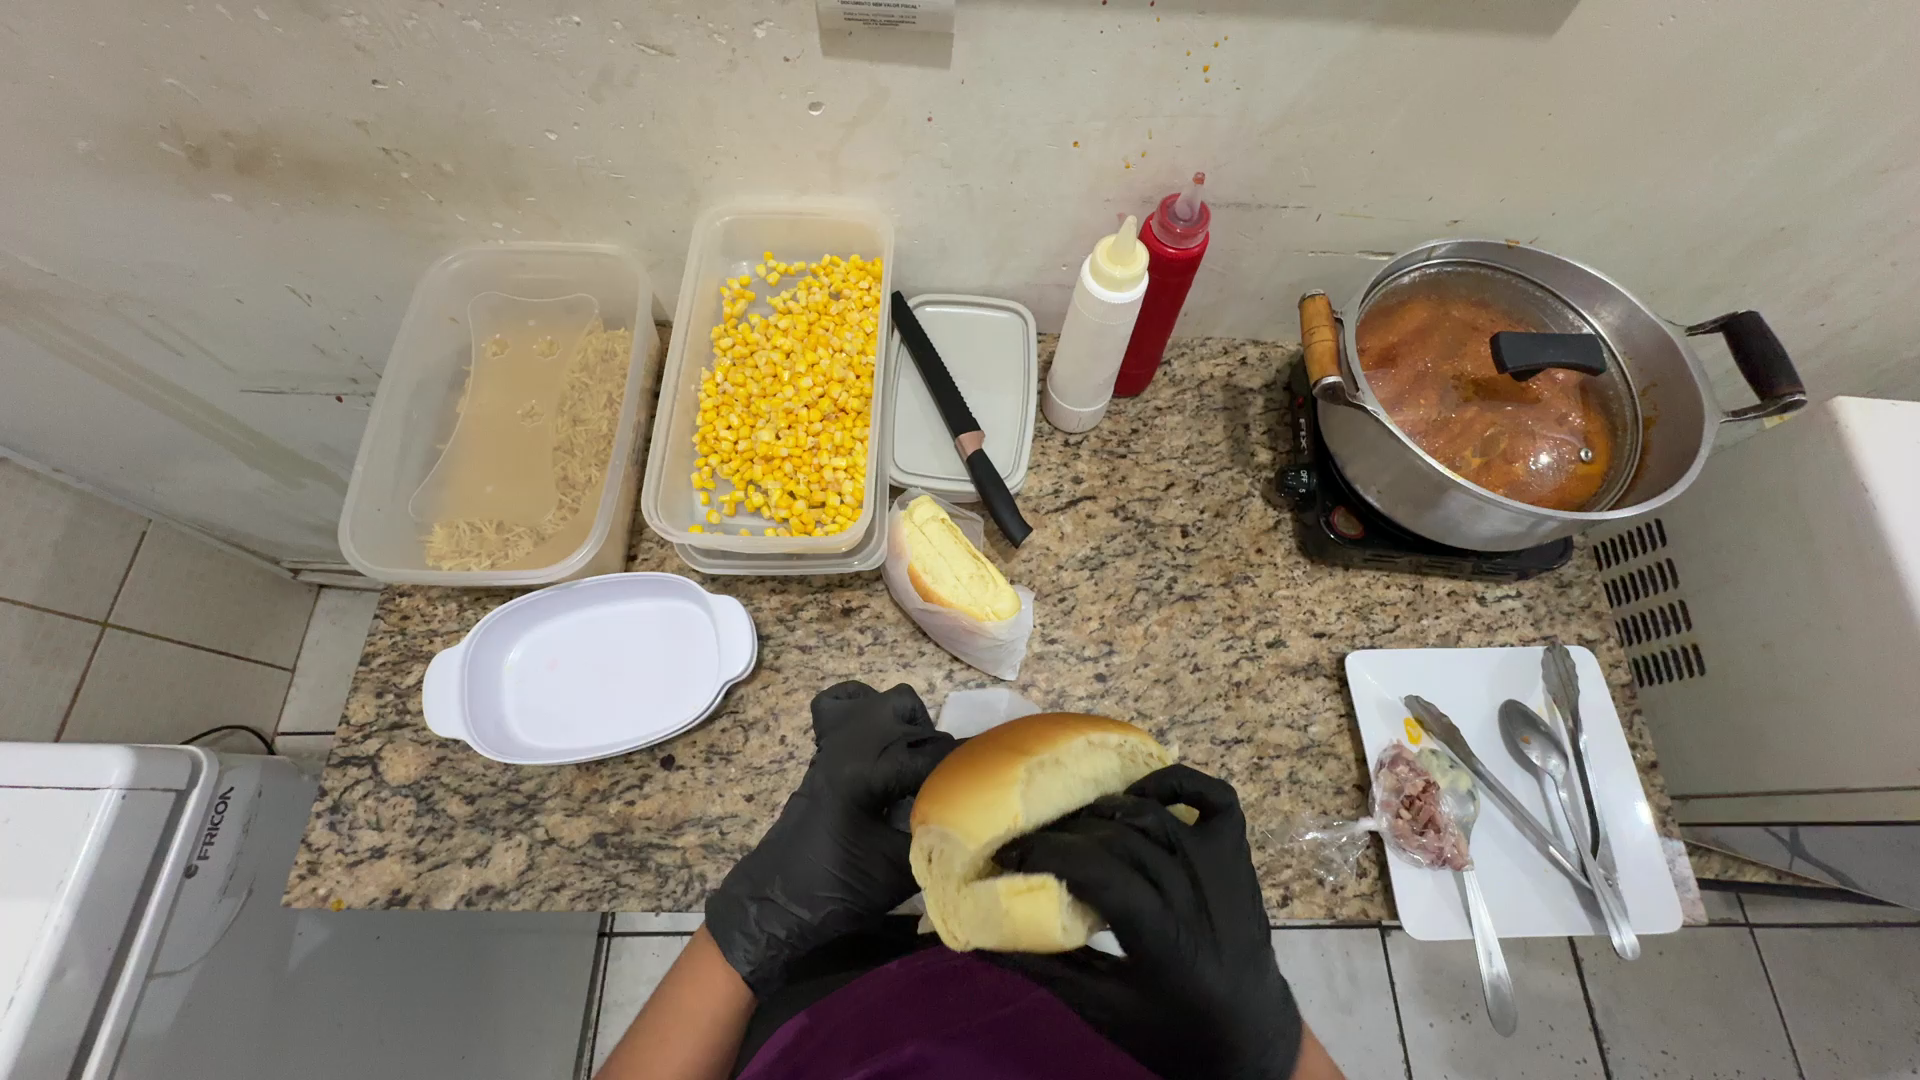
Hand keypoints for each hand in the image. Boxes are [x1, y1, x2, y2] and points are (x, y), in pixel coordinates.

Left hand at [705, 681, 954, 997]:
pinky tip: (882, 740)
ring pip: (889, 703)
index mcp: (869, 770)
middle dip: (940, 752)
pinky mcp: (824, 744)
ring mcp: (835, 737)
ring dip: (912, 727)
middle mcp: (853, 742)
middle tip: (946, 786)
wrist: (778, 900)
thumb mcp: (900, 870)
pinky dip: (869, 709)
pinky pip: (846, 702)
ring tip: (917, 767)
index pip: (935, 753)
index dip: (966, 768)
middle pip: (918, 722)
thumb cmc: (839, 889)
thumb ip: (940, 833)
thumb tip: (977, 813)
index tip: (987, 784)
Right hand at [996, 765, 1302, 1079]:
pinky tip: (1140, 794)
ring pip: (1149, 813)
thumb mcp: (1102, 1009)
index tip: (1009, 857)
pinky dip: (1176, 783)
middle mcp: (1196, 890)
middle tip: (1029, 845)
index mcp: (1164, 937)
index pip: (1098, 870)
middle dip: (1063, 836)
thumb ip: (1043, 967)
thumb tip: (982, 935)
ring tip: (1072, 829)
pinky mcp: (1237, 852)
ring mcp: (1222, 864)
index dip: (1048, 854)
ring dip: (1103, 812)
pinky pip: (1214, 796)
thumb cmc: (1173, 1031)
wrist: (1253, 1039)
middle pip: (1116, 838)